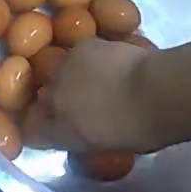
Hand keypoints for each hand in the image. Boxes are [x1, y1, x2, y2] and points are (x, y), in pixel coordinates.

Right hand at [24, 38, 165, 153]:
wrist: (155, 92)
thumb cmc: (141, 130)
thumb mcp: (107, 144)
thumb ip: (85, 134)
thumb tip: (84, 125)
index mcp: (60, 132)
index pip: (34, 132)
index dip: (43, 128)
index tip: (54, 128)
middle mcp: (52, 100)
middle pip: (46, 98)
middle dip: (58, 100)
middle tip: (82, 102)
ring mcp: (64, 70)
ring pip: (61, 72)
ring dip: (72, 77)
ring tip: (97, 79)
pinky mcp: (80, 46)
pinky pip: (80, 54)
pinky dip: (91, 58)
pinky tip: (109, 61)